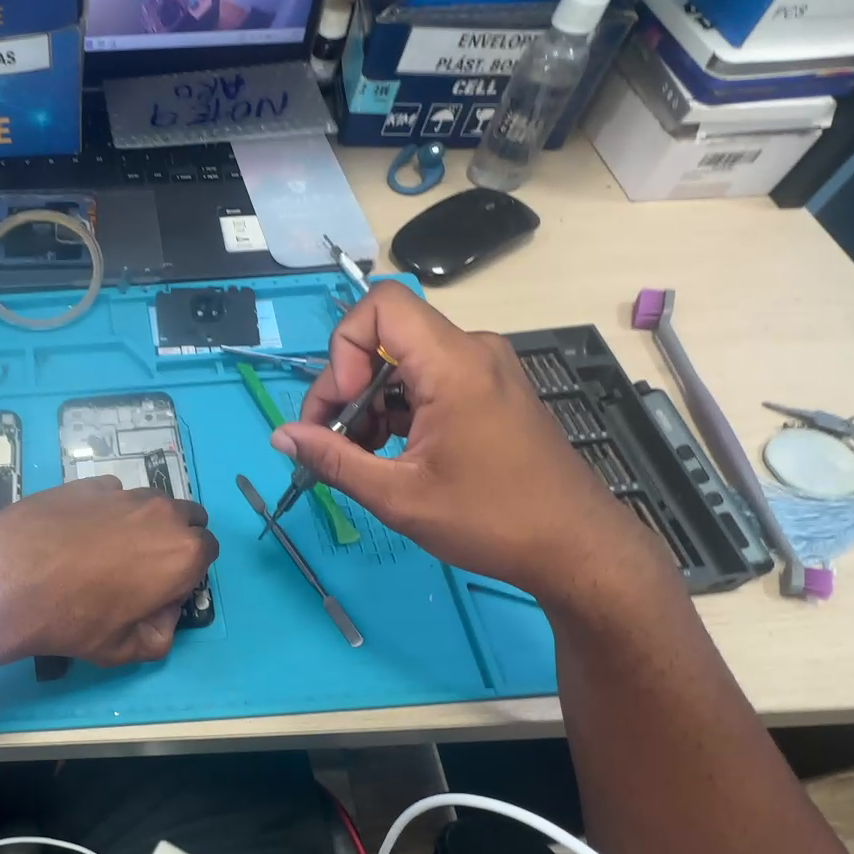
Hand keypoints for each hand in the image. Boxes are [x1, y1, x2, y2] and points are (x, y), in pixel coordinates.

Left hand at [0, 477, 218, 666]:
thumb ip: (161, 633)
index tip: (161, 590)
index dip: (187, 574)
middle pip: (185, 519)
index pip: (207, 553)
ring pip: (148, 503)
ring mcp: (121, 492)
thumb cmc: (70, 620)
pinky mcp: (85, 483)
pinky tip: (75, 534)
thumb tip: (163, 611)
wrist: (4, 582)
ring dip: (140, 523)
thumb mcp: (124, 649)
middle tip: (139, 568)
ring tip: (104, 550)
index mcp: (182, 552)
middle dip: (173, 540)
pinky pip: (110, 494)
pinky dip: (105, 510)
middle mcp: (160, 512)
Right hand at [270, 281, 671, 603]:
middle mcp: (471, 352)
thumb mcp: (397, 496)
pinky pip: (425, 382)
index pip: (380, 306)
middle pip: (383, 339)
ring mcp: (483, 371)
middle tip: (329, 445)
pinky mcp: (487, 392)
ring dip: (366, 405)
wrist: (574, 547)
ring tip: (359, 458)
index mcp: (453, 364)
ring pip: (400, 364)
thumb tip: (279, 436)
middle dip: (344, 388)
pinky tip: (386, 454)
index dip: (344, 349)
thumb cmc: (489, 520)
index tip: (342, 407)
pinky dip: (394, 412)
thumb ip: (332, 459)